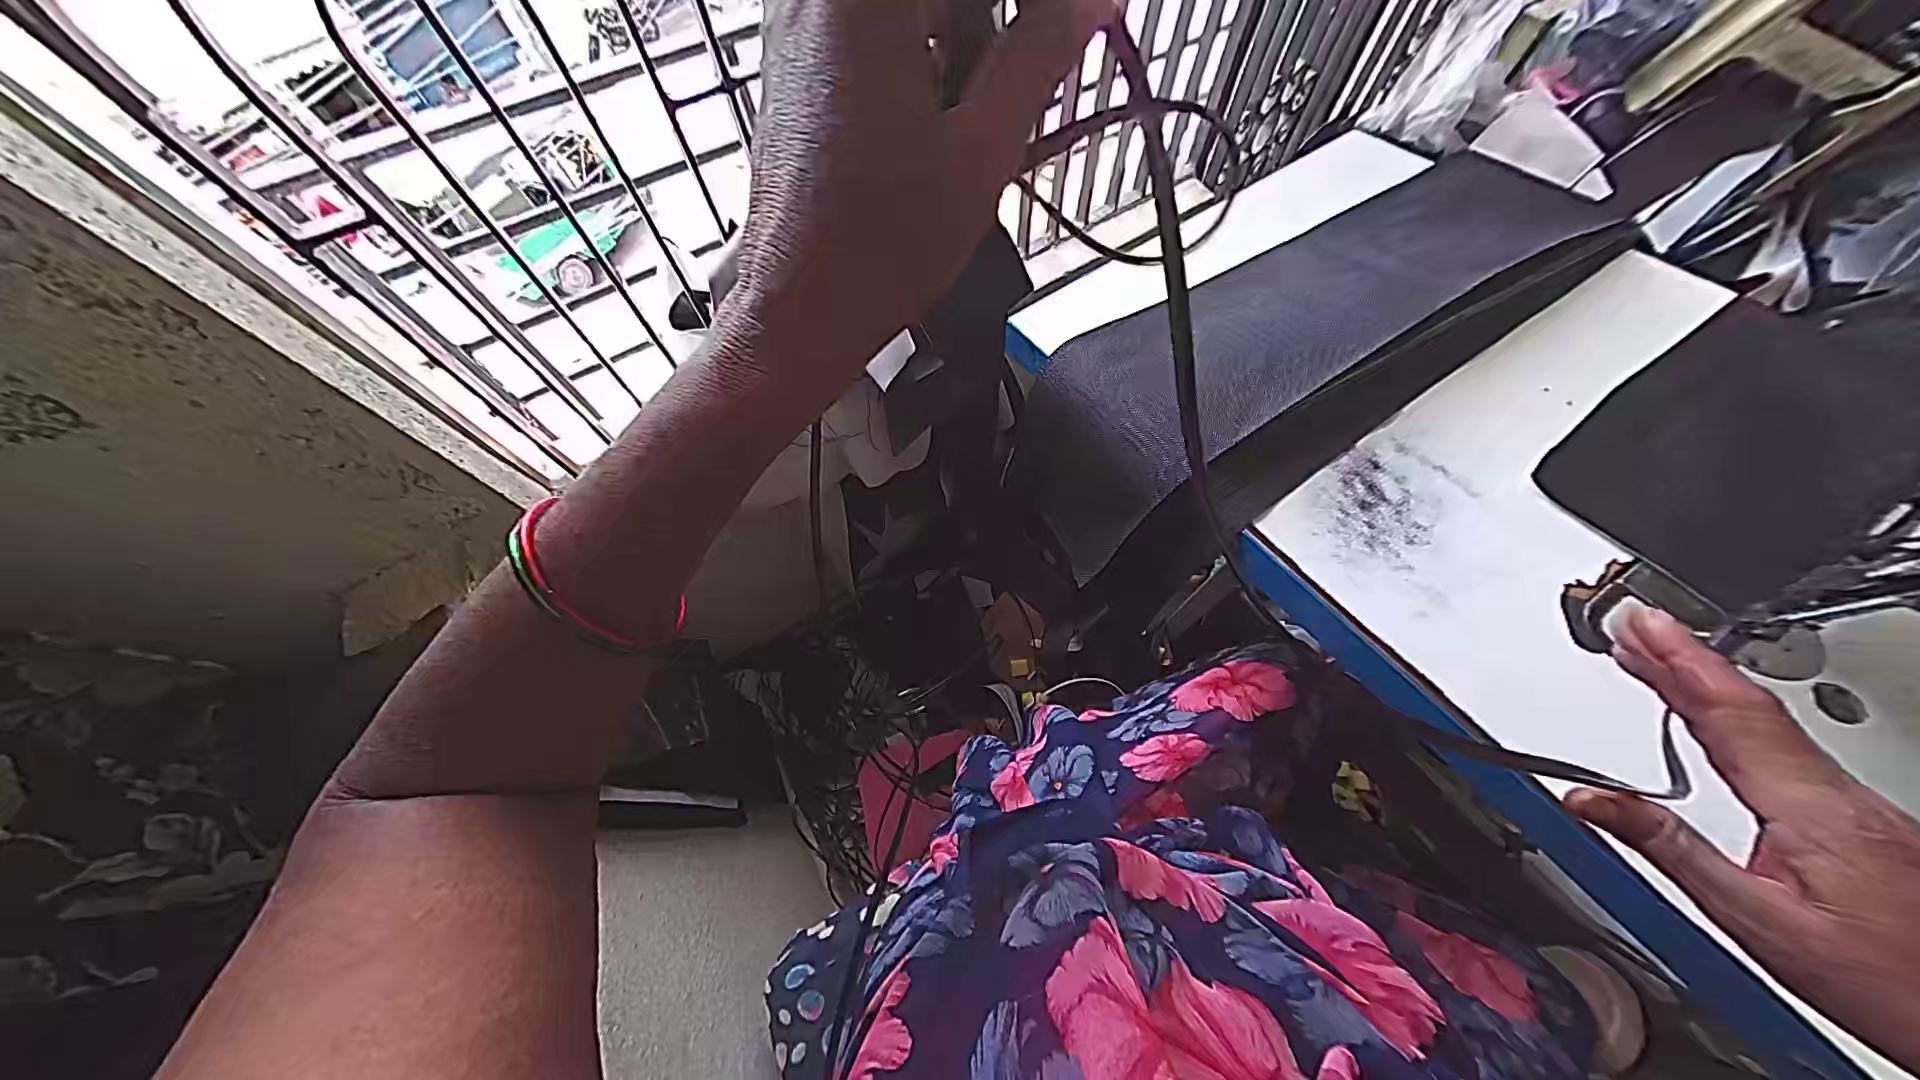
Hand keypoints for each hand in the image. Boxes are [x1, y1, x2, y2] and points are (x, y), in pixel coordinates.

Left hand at [722, 0, 1107, 374]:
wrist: (806, 306)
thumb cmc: (875, 249)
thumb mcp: (983, 149)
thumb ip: (1041, 54)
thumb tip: (1088, 1)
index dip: (1030, 17)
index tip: (1058, 32)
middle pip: (942, 0)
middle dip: (992, 33)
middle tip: (1023, 78)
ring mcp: (802, 33)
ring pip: (912, 15)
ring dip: (961, 51)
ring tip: (974, 121)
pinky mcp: (802, 74)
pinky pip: (879, 40)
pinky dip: (923, 69)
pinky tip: (938, 127)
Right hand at [1564, 607, 1919, 1071]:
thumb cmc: (1895, 986)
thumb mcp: (1759, 923)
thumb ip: (1668, 847)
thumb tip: (1587, 797)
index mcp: (1813, 811)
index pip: (1735, 714)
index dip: (1684, 662)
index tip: (1644, 623)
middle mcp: (1838, 798)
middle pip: (1749, 708)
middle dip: (1683, 658)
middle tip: (1633, 622)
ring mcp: (1854, 808)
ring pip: (1767, 723)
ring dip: (1701, 680)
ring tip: (1651, 654)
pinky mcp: (1855, 820)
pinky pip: (1779, 745)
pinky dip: (1729, 712)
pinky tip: (1707, 711)